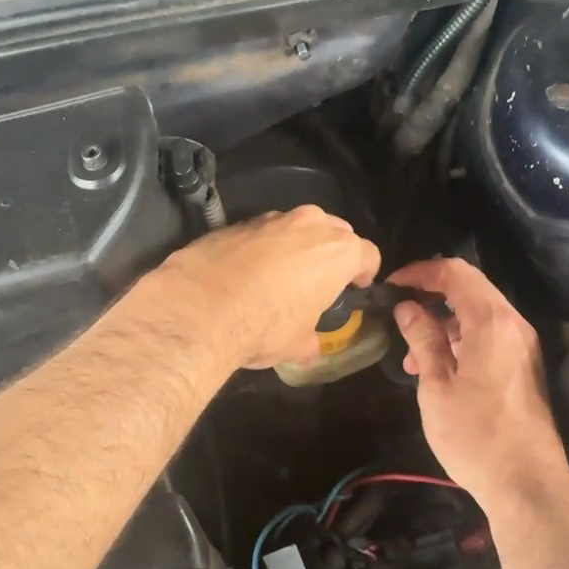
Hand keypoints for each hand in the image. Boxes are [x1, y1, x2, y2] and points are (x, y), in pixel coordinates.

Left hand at [146, 206, 380, 369]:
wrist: (200, 307)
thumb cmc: (264, 326)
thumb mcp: (296, 344)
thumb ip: (310, 341)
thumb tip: (309, 350)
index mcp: (338, 251)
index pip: (368, 254)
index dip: (364, 272)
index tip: (355, 287)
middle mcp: (310, 224)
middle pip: (335, 232)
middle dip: (331, 252)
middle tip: (319, 280)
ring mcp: (272, 218)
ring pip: (296, 227)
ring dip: (295, 246)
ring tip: (280, 276)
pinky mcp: (237, 222)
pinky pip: (262, 232)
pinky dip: (261, 247)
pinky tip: (246, 273)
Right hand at [387, 258, 568, 512]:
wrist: (528, 485)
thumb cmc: (476, 436)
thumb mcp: (437, 387)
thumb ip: (423, 340)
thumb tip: (407, 308)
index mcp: (492, 322)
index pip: (455, 272)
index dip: (420, 271)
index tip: (392, 285)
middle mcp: (513, 324)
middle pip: (470, 287)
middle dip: (431, 294)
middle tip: (399, 312)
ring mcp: (522, 345)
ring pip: (479, 313)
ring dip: (444, 321)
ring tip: (411, 354)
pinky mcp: (523, 366)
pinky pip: (489, 335)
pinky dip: (461, 338)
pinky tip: (436, 368)